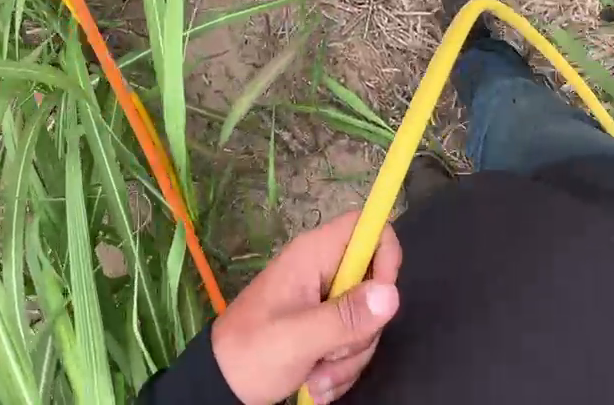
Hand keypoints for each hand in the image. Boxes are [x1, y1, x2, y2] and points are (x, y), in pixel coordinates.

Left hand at [211, 211, 401, 404]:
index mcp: (314, 254)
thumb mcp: (298, 338)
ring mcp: (324, 298)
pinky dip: (340, 368)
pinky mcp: (324, 325)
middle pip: (373, 282)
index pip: (367, 226)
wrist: (221, 387)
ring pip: (366, 318)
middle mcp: (323, 269)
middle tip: (333, 354)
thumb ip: (345, 316)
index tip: (382, 300)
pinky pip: (353, 340)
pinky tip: (316, 383)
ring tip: (316, 378)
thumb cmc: (253, 352)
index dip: (385, 255)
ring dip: (349, 357)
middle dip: (363, 329)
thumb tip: (392, 294)